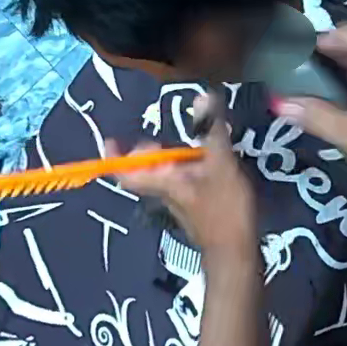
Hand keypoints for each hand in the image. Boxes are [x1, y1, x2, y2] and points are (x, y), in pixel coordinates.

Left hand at [108, 98, 255, 263]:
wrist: (236, 250)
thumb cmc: (223, 207)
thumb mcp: (221, 163)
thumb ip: (211, 130)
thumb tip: (201, 95)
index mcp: (162, 181)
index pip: (127, 170)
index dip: (115, 156)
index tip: (110, 140)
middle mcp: (164, 191)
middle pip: (147, 169)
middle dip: (150, 151)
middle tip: (160, 137)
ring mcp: (179, 201)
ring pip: (165, 175)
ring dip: (172, 158)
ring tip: (191, 142)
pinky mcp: (195, 206)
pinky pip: (182, 181)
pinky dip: (187, 168)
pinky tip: (208, 160)